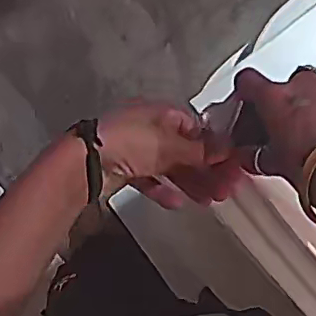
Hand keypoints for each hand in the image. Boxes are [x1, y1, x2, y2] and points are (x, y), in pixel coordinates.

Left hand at [95, 102, 238, 208]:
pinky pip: (150, 179)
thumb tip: (225, 149)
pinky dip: (164, 190)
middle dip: (206, 170)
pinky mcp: (124, 168)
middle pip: (186, 150)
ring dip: (191, 183)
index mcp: (163, 113)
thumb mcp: (169, 144)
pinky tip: (176, 202)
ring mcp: (136, 149)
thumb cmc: (124, 140)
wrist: (84, 161)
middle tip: (223, 189)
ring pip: (170, 167)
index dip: (216, 148)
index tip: (230, 166)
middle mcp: (150, 128)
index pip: (198, 129)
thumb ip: (199, 150)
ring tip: (208, 199)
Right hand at [230, 68, 315, 212]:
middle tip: (290, 135)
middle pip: (291, 86)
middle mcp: (309, 84)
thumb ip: (266, 154)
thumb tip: (260, 157)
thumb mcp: (282, 167)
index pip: (249, 83)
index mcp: (279, 97)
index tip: (249, 106)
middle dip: (290, 106)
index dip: (247, 95)